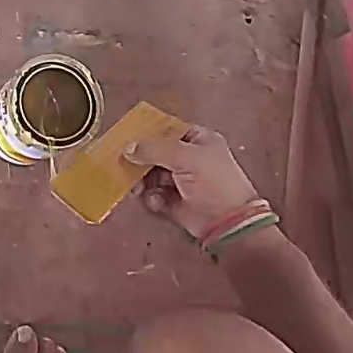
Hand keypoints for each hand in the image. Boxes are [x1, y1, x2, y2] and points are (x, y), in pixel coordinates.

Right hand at [123, 125, 261, 240]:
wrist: (227, 223)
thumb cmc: (213, 182)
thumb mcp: (186, 157)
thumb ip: (154, 149)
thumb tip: (128, 148)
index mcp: (198, 140)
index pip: (167, 130)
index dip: (147, 132)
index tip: (127, 137)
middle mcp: (188, 157)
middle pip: (154, 153)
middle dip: (139, 161)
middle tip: (125, 165)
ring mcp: (180, 180)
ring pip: (149, 174)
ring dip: (141, 182)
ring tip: (137, 189)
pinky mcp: (173, 200)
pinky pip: (152, 194)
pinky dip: (151, 197)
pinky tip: (157, 201)